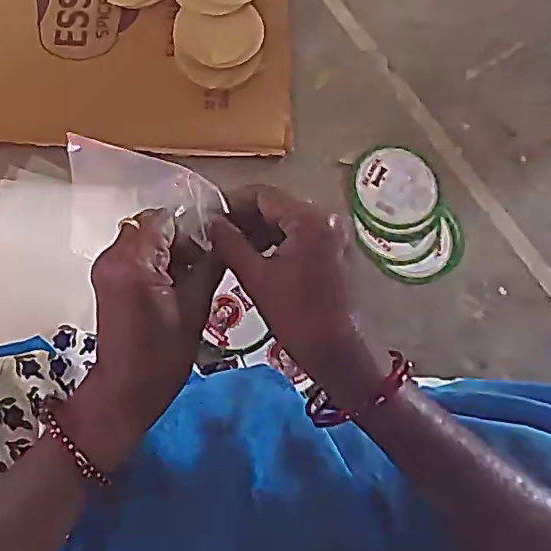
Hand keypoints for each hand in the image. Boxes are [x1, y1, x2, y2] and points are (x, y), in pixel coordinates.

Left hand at [62, 208, 223, 468]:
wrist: (125, 392)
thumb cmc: (160, 358)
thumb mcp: (194, 308)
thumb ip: (207, 264)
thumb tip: (220, 237)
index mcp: (132, 264)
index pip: (162, 219)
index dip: (189, 226)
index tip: (212, 240)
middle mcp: (111, 258)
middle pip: (149, 224)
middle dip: (178, 237)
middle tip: (203, 260)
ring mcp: (104, 267)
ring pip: (140, 236)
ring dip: (165, 247)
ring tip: (190, 273)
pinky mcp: (104, 278)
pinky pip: (132, 253)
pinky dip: (152, 258)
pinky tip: (172, 281)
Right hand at [207, 185, 389, 407]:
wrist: (343, 355)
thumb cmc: (298, 317)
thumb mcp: (256, 278)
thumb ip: (230, 243)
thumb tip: (210, 222)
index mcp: (309, 219)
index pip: (262, 194)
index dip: (231, 203)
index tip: (208, 218)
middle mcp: (327, 218)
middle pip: (276, 206)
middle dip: (244, 218)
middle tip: (215, 235)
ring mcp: (336, 234)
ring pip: (287, 221)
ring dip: (259, 231)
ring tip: (230, 249)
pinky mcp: (338, 251)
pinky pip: (301, 236)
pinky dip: (277, 243)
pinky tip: (255, 259)